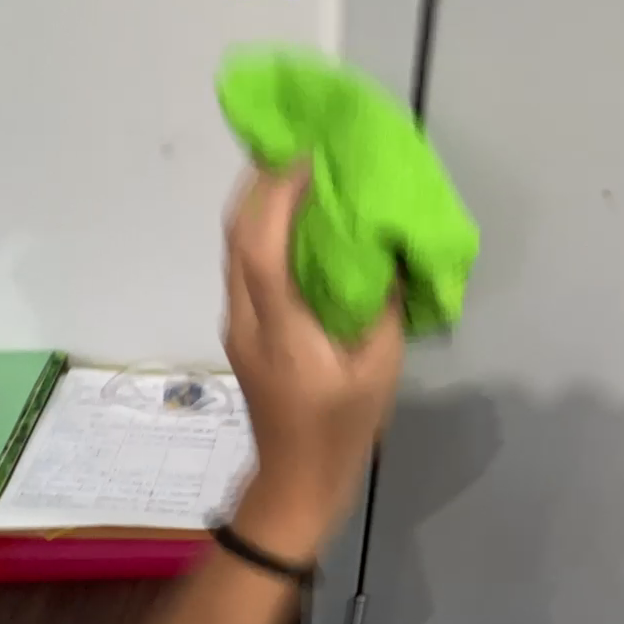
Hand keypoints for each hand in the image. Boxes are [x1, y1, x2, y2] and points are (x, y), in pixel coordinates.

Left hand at [222, 164, 405, 561]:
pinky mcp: (245, 326)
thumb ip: (384, 306)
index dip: (277, 194)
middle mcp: (246, 316)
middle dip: (260, 182)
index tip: (308, 154)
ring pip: (236, 246)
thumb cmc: (341, 427)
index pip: (261, 248)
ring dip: (259, 201)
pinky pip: (247, 262)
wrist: (296, 479)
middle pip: (236, 235)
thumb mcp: (379, 368)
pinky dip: (265, 228)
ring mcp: (239, 321)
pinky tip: (295, 218)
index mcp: (281, 329)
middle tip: (298, 143)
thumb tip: (387, 252)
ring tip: (298, 169)